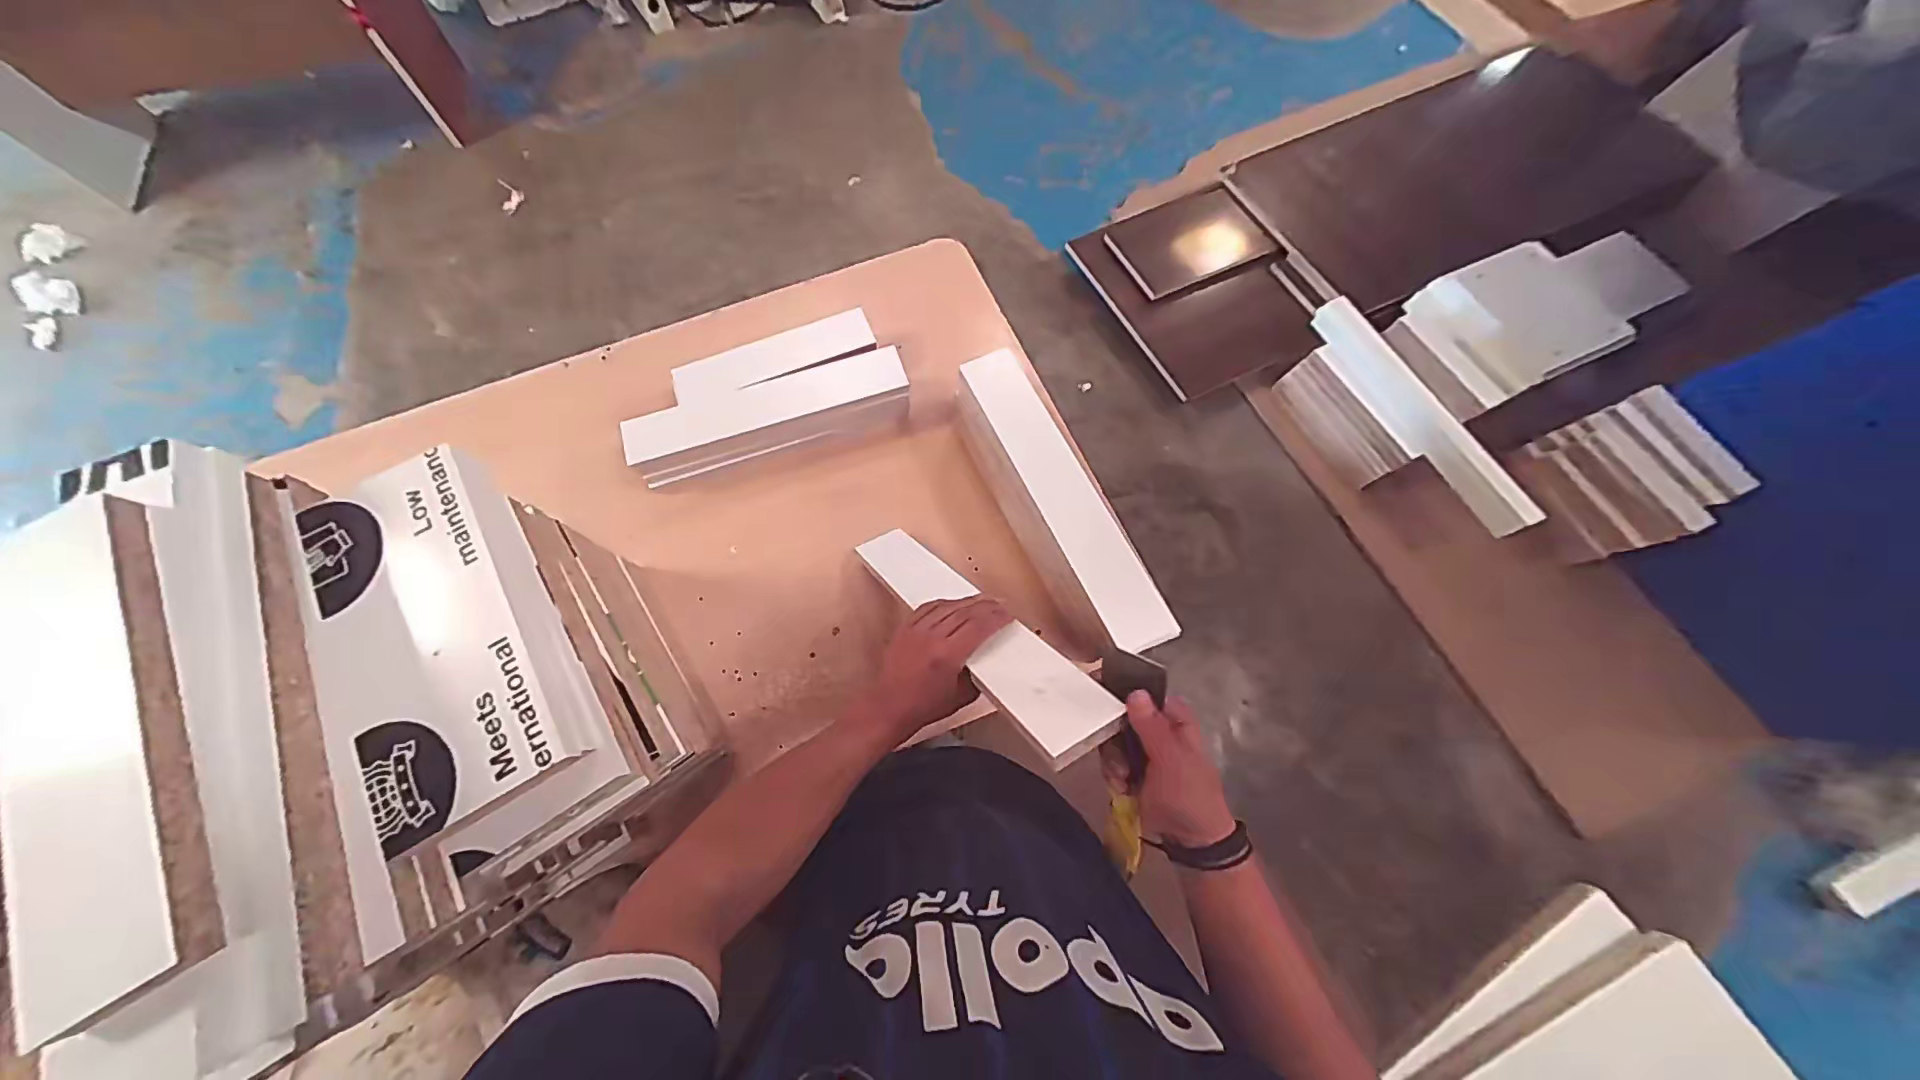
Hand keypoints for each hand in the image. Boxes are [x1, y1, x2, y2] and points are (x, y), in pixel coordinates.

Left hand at [854, 596, 1011, 740]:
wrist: (889, 707)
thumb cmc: (920, 707)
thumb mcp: (962, 696)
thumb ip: (978, 674)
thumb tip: (988, 661)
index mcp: (947, 655)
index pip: (978, 626)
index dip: (996, 618)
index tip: (1005, 615)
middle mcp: (931, 638)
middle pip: (965, 611)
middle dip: (986, 606)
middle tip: (998, 605)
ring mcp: (916, 631)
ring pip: (947, 605)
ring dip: (967, 601)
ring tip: (980, 602)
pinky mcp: (905, 629)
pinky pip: (928, 607)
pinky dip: (944, 603)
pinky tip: (952, 604)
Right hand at [1103, 692, 1237, 848]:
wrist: (1191, 842)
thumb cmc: (1189, 795)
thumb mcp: (1171, 759)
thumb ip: (1152, 726)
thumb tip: (1135, 692)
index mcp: (1175, 720)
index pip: (1145, 694)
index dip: (1123, 695)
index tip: (1103, 704)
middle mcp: (1158, 731)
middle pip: (1121, 718)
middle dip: (1115, 740)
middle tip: (1120, 760)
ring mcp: (1145, 752)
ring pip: (1113, 741)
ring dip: (1113, 761)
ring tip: (1124, 779)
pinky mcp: (1133, 771)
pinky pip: (1112, 762)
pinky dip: (1113, 775)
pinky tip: (1122, 788)